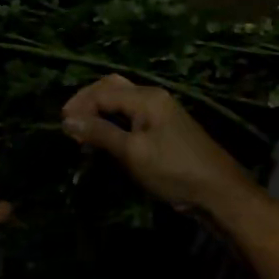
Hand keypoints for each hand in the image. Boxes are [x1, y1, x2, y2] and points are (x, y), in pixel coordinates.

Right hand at [61, 74, 255, 214]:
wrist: (217, 191)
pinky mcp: (163, 129)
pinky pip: (131, 115)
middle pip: (112, 87)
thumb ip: (100, 133)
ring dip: (99, 111)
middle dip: (87, 101)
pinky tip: (104, 137)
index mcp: (146, 97)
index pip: (102, 92)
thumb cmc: (173, 169)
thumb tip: (68, 121)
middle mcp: (153, 97)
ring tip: (82, 131)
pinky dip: (113, 121)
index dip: (79, 106)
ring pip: (121, 101)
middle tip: (68, 123)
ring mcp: (160, 112)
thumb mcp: (133, 152)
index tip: (61, 127)